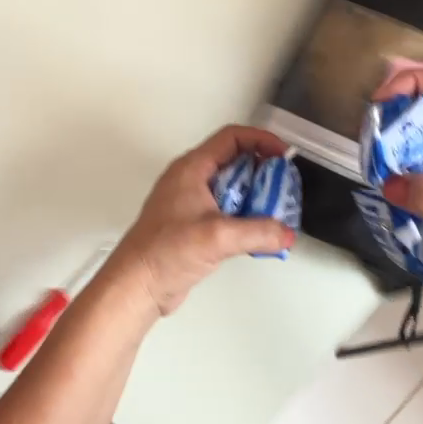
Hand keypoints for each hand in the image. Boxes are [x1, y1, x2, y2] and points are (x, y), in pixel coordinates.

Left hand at [98, 125, 297, 316]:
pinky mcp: (194, 225)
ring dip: (256, 198)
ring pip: (233, 188)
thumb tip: (285, 233)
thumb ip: (258, 232)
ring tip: (275, 214)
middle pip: (235, 162)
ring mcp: (192, 203)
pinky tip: (259, 236)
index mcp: (192, 169)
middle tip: (283, 189)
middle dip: (263, 173)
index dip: (261, 140)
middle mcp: (191, 180)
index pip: (232, 138)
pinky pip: (227, 212)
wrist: (137, 285)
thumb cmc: (163, 252)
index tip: (283, 155)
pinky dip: (245, 218)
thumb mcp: (218, 237)